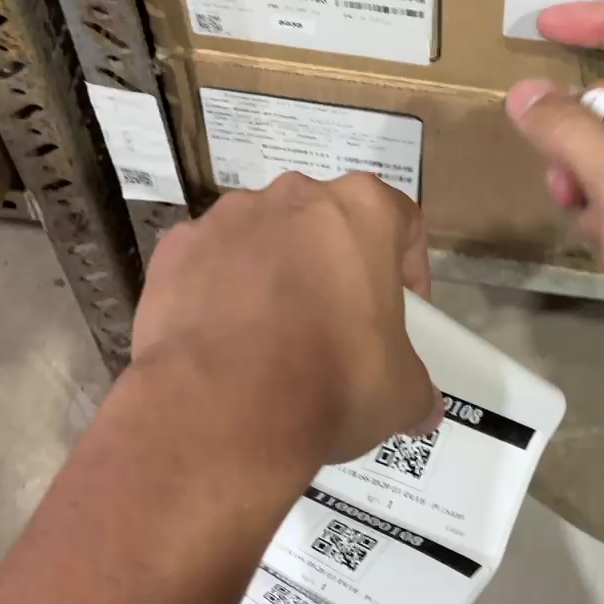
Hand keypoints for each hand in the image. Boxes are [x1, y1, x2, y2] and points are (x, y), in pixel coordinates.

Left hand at [132, 172, 439, 463]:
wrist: (222, 407)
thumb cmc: (332, 380)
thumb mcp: (400, 393)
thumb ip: (417, 388)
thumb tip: (424, 410)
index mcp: (361, 208)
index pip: (402, 222)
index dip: (407, 269)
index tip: (401, 311)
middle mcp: (295, 194)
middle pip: (326, 223)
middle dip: (333, 267)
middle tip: (335, 326)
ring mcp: (230, 215)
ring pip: (265, 236)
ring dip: (273, 273)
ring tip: (270, 338)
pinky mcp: (179, 245)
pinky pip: (209, 261)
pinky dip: (218, 289)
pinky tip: (222, 340)